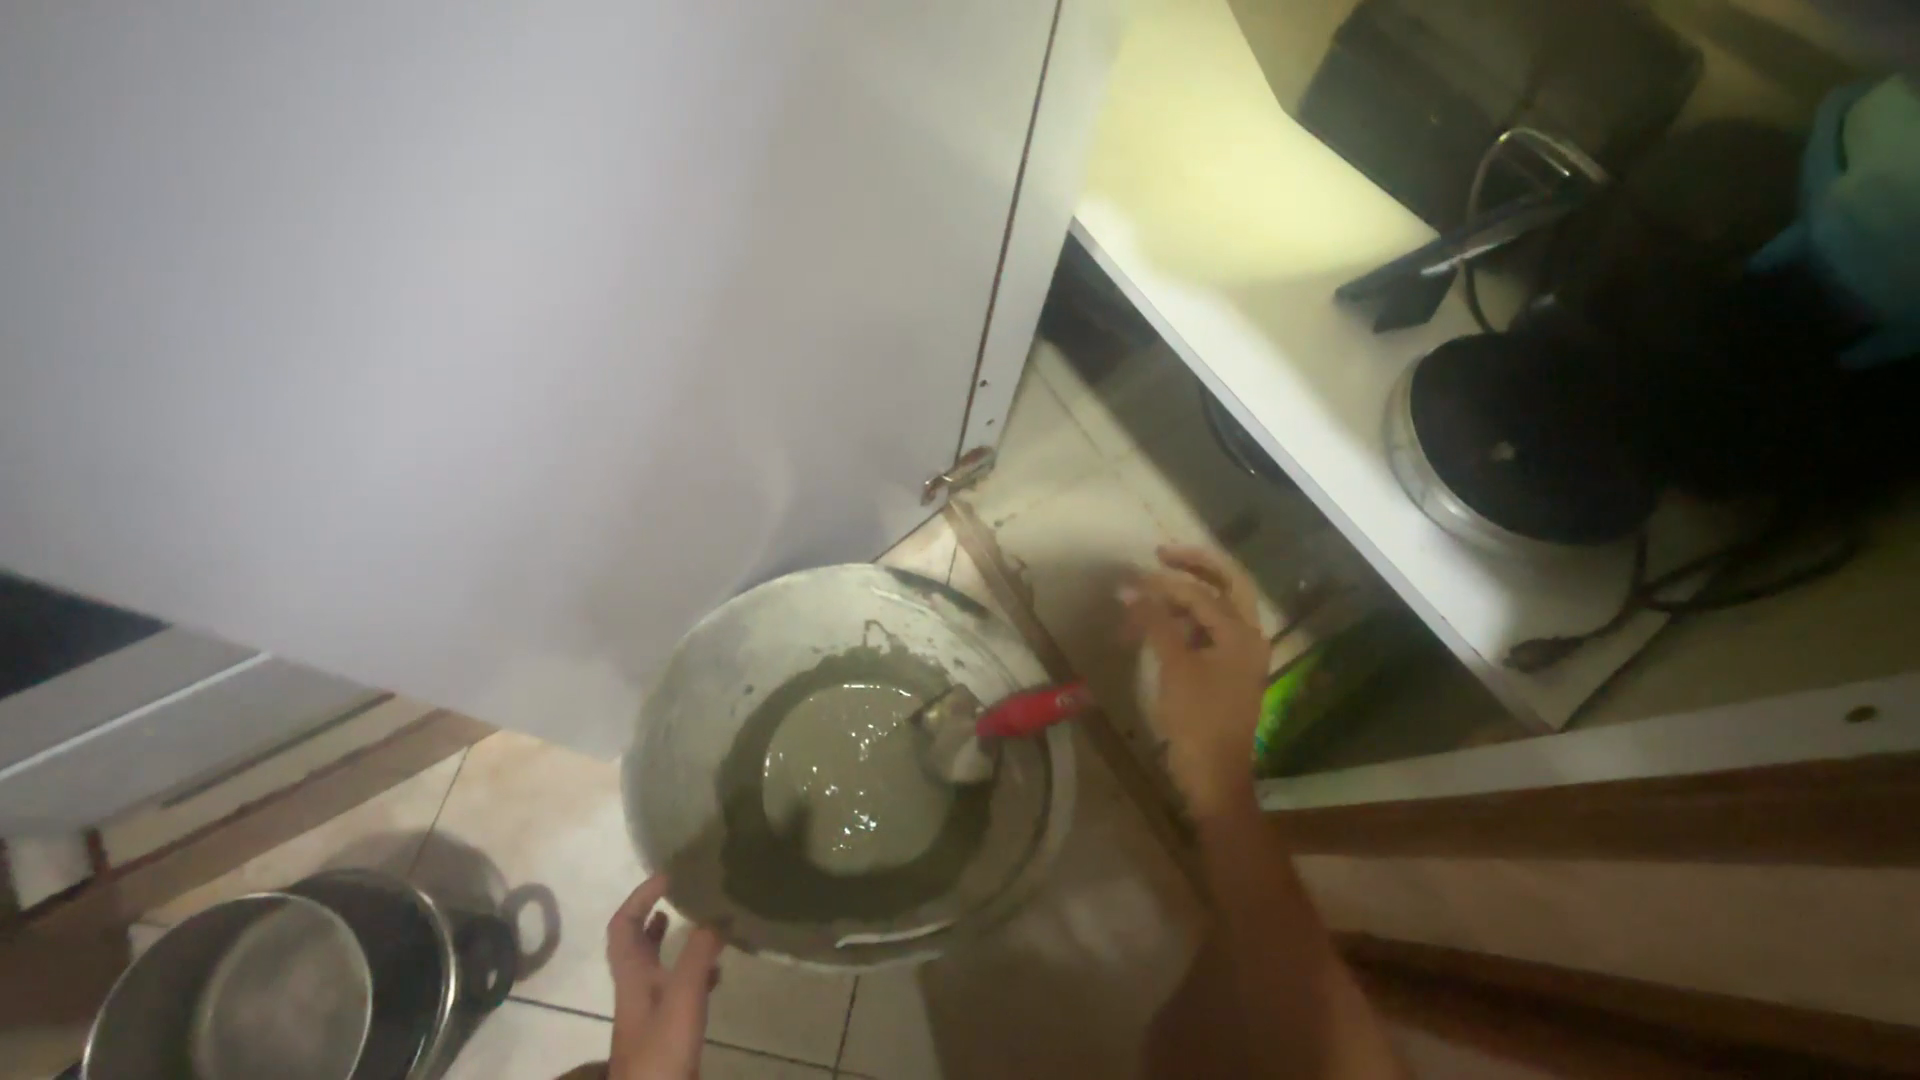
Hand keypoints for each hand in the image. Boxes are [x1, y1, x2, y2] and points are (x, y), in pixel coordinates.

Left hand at [604, 875, 723, 1079]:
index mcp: (632, 976)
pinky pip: (675, 987)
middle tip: (680, 894)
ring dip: (672, 941)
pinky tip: (718, 973)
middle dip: (652, 914)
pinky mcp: (664, 1031)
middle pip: (635, 943)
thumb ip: (700, 953)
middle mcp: (635, 988)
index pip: (624, 925)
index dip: (640, 896)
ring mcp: (648, 1011)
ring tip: (700, 924)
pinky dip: (693, 971)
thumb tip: (717, 916)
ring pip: (655, 965)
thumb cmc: (661, 1052)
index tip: (668, 876)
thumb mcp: (684, 996)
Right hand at [1125, 546, 1267, 817]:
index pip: (1202, 593)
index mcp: (1242, 635)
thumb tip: (1131, 588)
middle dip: (1195, 567)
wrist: (1214, 777)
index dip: (1165, 584)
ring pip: (1215, 610)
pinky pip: (1206, 633)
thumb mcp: (1174, 668)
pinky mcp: (1225, 672)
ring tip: (1146, 600)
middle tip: (1161, 555)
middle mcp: (1248, 638)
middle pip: (1227, 585)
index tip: (1130, 582)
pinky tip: (1155, 629)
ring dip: (1183, 599)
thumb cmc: (1197, 722)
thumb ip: (1155, 623)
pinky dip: (1183, 624)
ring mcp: (1239, 656)